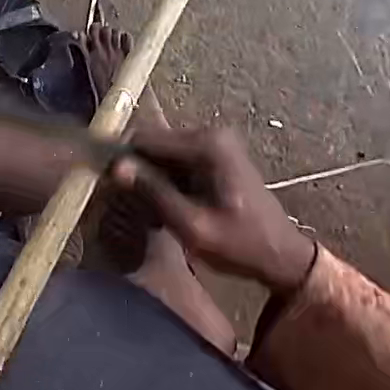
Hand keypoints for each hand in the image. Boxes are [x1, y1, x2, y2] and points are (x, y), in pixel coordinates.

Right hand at [110, 127, 319, 295]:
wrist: (282, 256)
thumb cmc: (241, 245)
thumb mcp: (192, 226)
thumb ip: (154, 192)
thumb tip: (115, 167)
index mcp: (207, 145)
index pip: (144, 138)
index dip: (122, 159)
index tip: (106, 186)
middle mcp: (210, 134)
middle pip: (151, 141)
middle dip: (135, 168)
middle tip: (125, 201)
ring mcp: (213, 142)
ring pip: (159, 151)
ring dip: (147, 175)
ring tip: (143, 206)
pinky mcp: (212, 154)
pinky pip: (173, 158)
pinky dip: (162, 178)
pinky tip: (161, 204)